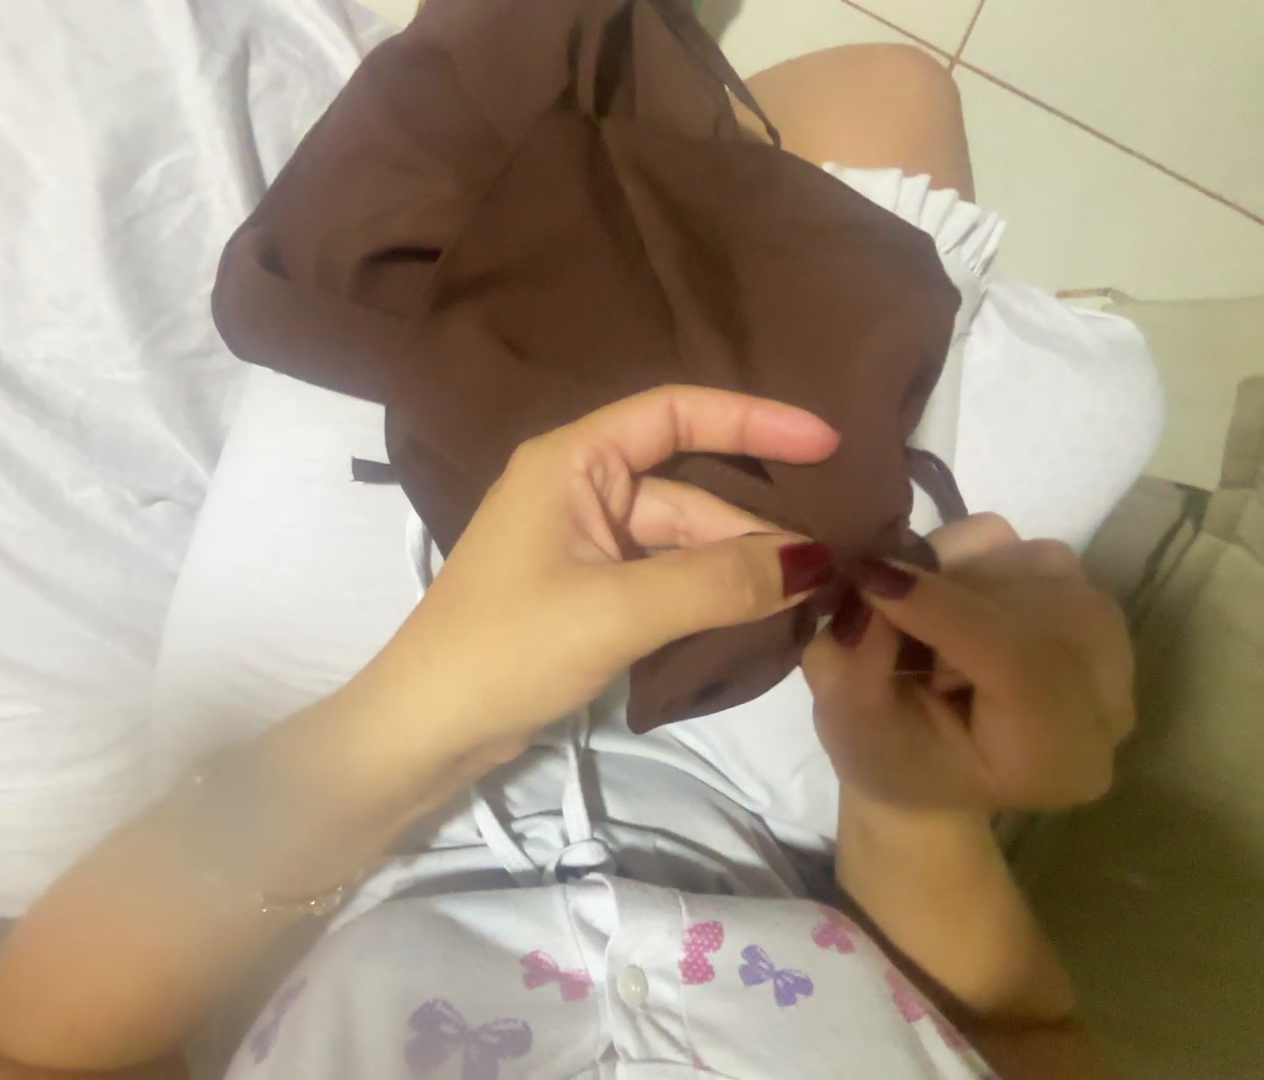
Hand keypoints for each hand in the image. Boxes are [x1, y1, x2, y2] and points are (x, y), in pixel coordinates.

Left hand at [361, 385, 840, 760]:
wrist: (428, 726)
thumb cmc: (507, 648)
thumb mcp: (616, 609)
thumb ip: (716, 580)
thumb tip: (813, 560)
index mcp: (570, 461)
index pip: (673, 413)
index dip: (753, 420)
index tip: (828, 443)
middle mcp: (577, 490)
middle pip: (686, 490)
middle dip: (754, 525)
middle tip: (835, 564)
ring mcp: (581, 544)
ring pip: (678, 541)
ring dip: (735, 568)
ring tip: (811, 596)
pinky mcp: (584, 592)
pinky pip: (661, 578)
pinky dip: (705, 594)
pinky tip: (756, 615)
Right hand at [803, 514, 1134, 811]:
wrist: (926, 766)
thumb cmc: (885, 756)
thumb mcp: (849, 723)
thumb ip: (852, 663)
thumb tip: (872, 583)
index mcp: (1050, 758)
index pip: (1021, 662)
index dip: (940, 607)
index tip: (867, 578)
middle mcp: (1103, 706)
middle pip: (1041, 602)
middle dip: (947, 590)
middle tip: (889, 617)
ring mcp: (1111, 657)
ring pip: (1045, 567)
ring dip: (964, 572)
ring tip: (924, 616)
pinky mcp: (1093, 617)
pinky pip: (1042, 556)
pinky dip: (982, 557)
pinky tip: (951, 598)